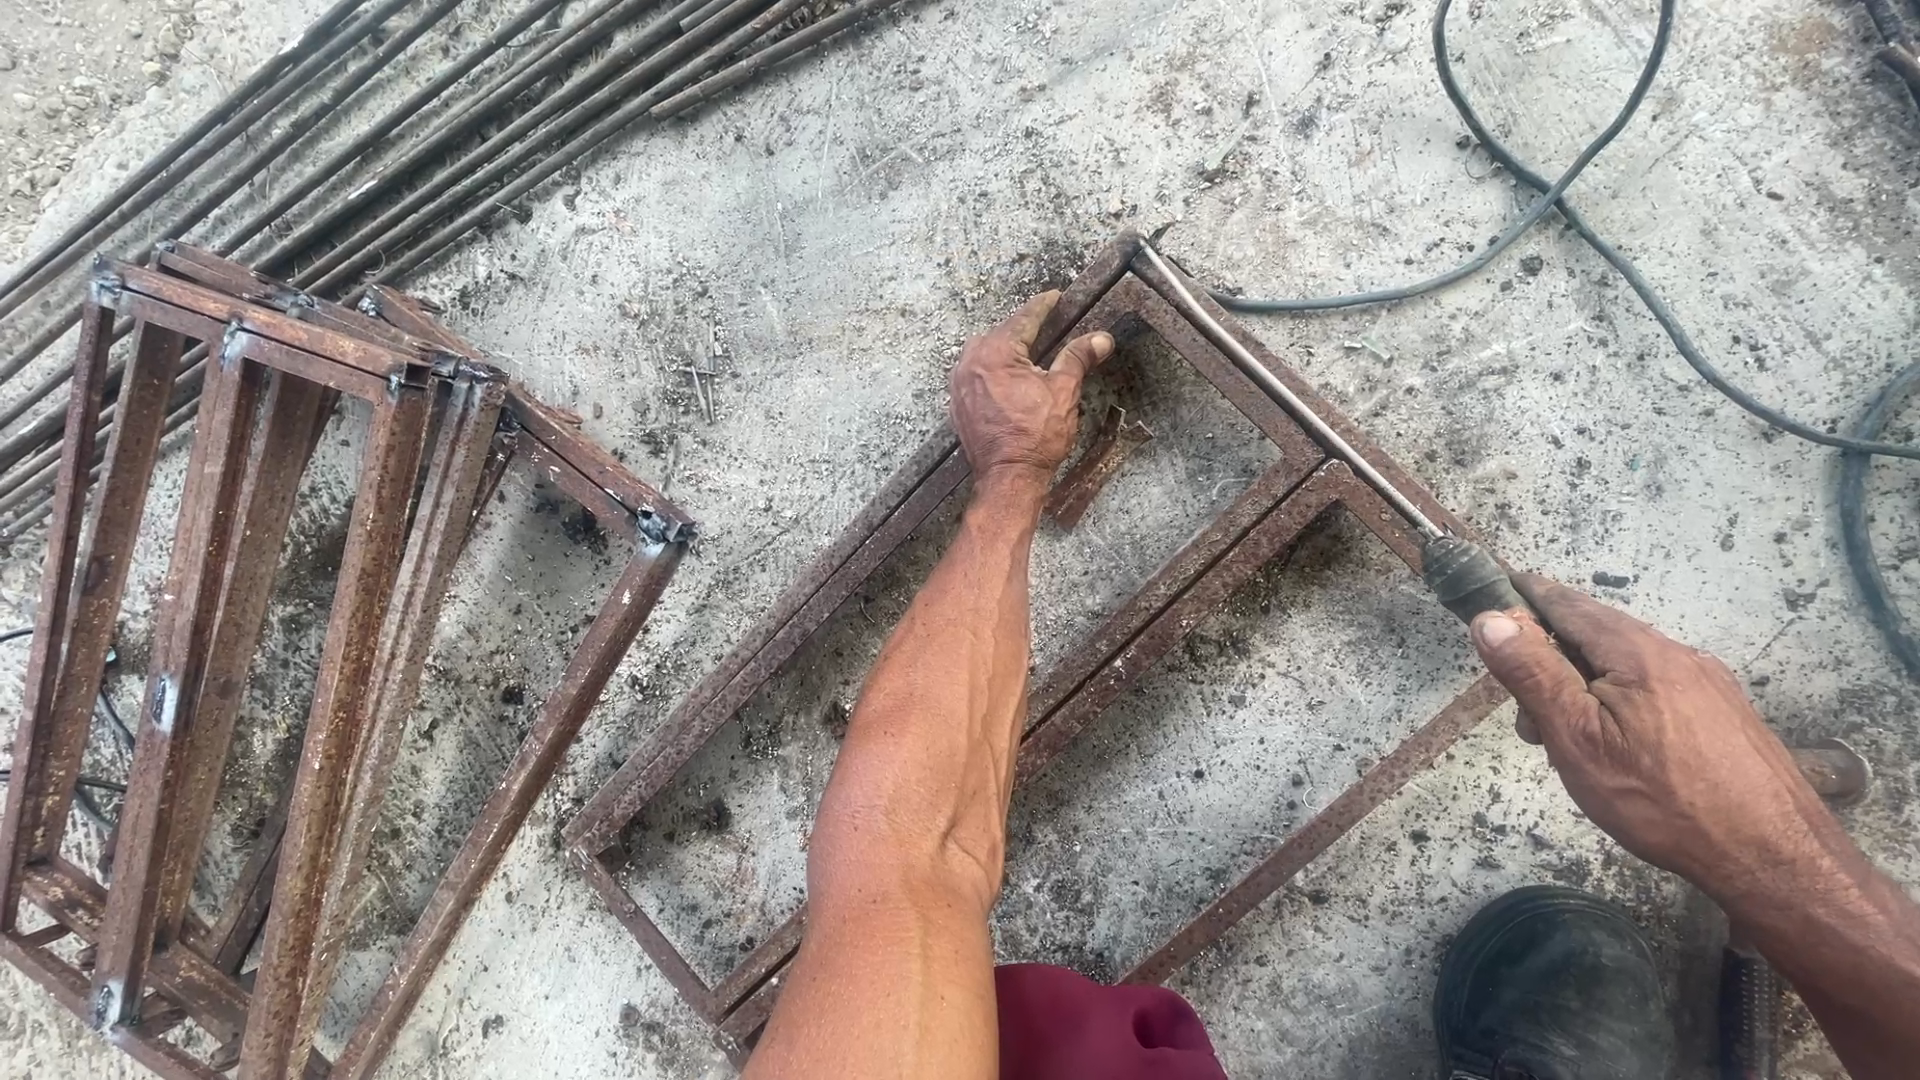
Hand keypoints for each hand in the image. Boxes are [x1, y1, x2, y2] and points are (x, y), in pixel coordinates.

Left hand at [950, 291, 1113, 485]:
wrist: (1008, 477)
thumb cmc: (1034, 438)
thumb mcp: (1063, 391)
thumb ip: (1078, 358)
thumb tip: (1099, 339)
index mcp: (995, 353)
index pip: (1024, 319)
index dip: (1043, 306)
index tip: (1055, 298)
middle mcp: (970, 364)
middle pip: (1000, 334)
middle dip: (1022, 329)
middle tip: (1044, 325)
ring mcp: (960, 386)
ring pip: (983, 354)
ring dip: (1004, 350)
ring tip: (1027, 353)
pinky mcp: (958, 405)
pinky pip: (974, 376)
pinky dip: (991, 372)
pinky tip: (1007, 380)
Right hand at [1470, 575, 1836, 896]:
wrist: (1775, 863)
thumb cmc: (1659, 798)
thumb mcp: (1576, 736)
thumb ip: (1531, 673)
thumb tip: (1490, 618)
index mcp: (1637, 652)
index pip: (1566, 603)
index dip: (1522, 597)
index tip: (1487, 595)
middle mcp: (1676, 655)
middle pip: (1591, 633)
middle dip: (1546, 658)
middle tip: (1525, 714)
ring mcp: (1706, 683)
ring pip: (1619, 664)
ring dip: (1577, 686)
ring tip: (1566, 743)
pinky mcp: (1722, 713)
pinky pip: (1649, 687)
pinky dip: (1612, 700)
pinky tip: (1611, 746)